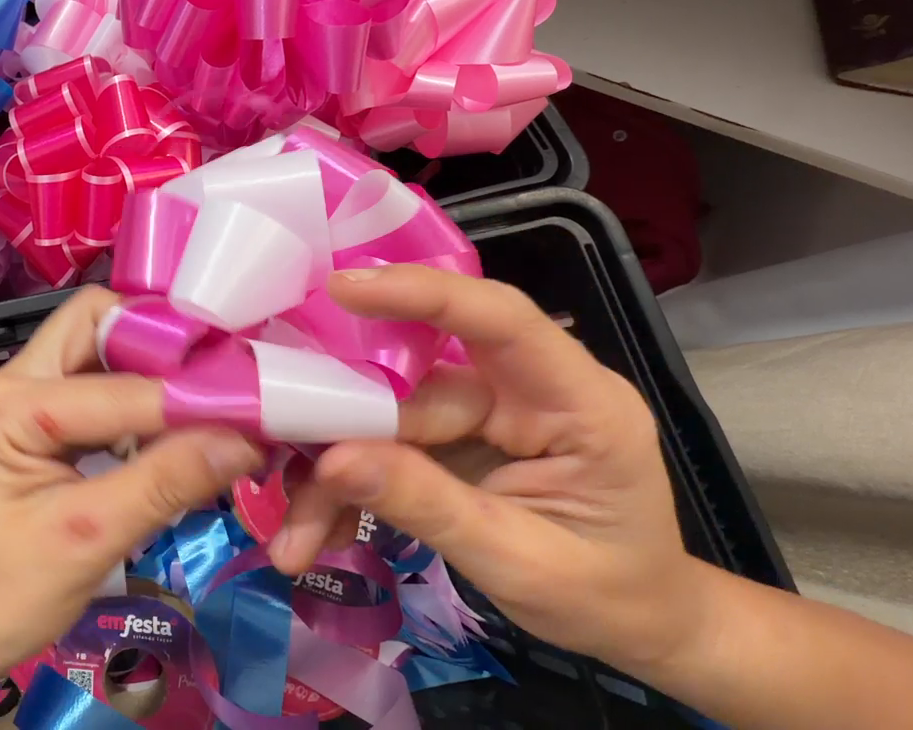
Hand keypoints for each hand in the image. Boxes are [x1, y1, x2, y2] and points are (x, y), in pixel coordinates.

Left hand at [0, 288, 263, 710]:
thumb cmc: (4, 593)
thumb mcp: (89, 540)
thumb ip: (165, 483)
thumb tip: (246, 440)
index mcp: (13, 405)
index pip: (117, 381)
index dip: (187, 390)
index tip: (254, 403)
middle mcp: (16, 382)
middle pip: (95, 323)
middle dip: (160, 342)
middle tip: (222, 379)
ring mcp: (26, 397)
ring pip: (97, 347)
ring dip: (152, 365)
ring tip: (210, 399)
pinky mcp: (42, 421)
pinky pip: (97, 383)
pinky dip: (139, 394)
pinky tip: (174, 425)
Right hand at [267, 266, 706, 672]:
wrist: (637, 625)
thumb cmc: (606, 593)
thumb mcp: (519, 563)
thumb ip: (428, 505)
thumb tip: (331, 459)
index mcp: (576, 402)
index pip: (502, 320)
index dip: (423, 293)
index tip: (341, 288)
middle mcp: (521, 388)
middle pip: (412, 381)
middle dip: (345, 428)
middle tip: (275, 458)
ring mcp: (479, 408)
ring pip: (383, 416)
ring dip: (335, 472)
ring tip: (297, 534)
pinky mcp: (449, 430)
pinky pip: (383, 442)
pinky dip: (348, 485)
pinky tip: (320, 528)